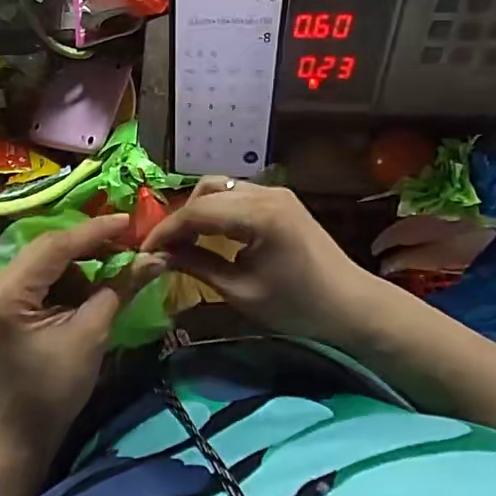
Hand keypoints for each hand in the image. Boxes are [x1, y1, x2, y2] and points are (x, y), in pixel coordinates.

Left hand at [0, 214, 166, 456]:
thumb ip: (119, 289)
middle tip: (130, 239)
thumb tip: (155, 257)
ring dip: (83, 259)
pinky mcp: (12, 300)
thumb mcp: (91, 335)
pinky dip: (73, 274)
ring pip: (49, 258)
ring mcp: (2, 291)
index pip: (54, 247)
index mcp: (8, 293)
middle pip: (48, 247)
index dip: (94, 231)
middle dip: (90, 243)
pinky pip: (46, 274)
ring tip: (119, 261)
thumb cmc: (55, 387)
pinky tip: (97, 281)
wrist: (25, 426)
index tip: (130, 221)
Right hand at [140, 177, 397, 341]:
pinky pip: (235, 195)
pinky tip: (207, 234)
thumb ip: (196, 266)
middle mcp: (266, 193)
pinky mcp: (279, 200)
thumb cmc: (297, 306)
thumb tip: (157, 256)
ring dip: (196, 211)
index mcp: (259, 215)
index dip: (165, 231)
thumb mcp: (240, 291)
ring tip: (182, 242)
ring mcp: (275, 193)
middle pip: (205, 192)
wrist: (352, 307)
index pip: (196, 212)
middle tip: (162, 248)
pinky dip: (214, 210)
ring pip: (218, 188)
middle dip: (178, 219)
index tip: (143, 251)